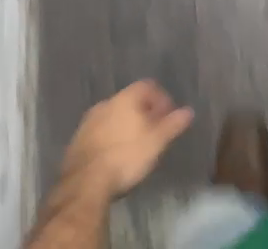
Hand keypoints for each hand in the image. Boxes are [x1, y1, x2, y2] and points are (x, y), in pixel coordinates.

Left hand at [62, 81, 194, 196]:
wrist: (85, 182)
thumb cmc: (126, 156)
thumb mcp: (156, 142)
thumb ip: (173, 124)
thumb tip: (189, 111)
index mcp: (125, 98)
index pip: (148, 86)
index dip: (161, 98)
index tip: (168, 116)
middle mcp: (106, 102)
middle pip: (130, 100)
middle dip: (144, 112)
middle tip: (154, 131)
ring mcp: (89, 120)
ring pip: (114, 115)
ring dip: (126, 125)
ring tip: (135, 145)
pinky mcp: (78, 138)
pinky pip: (100, 130)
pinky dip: (111, 137)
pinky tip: (115, 155)